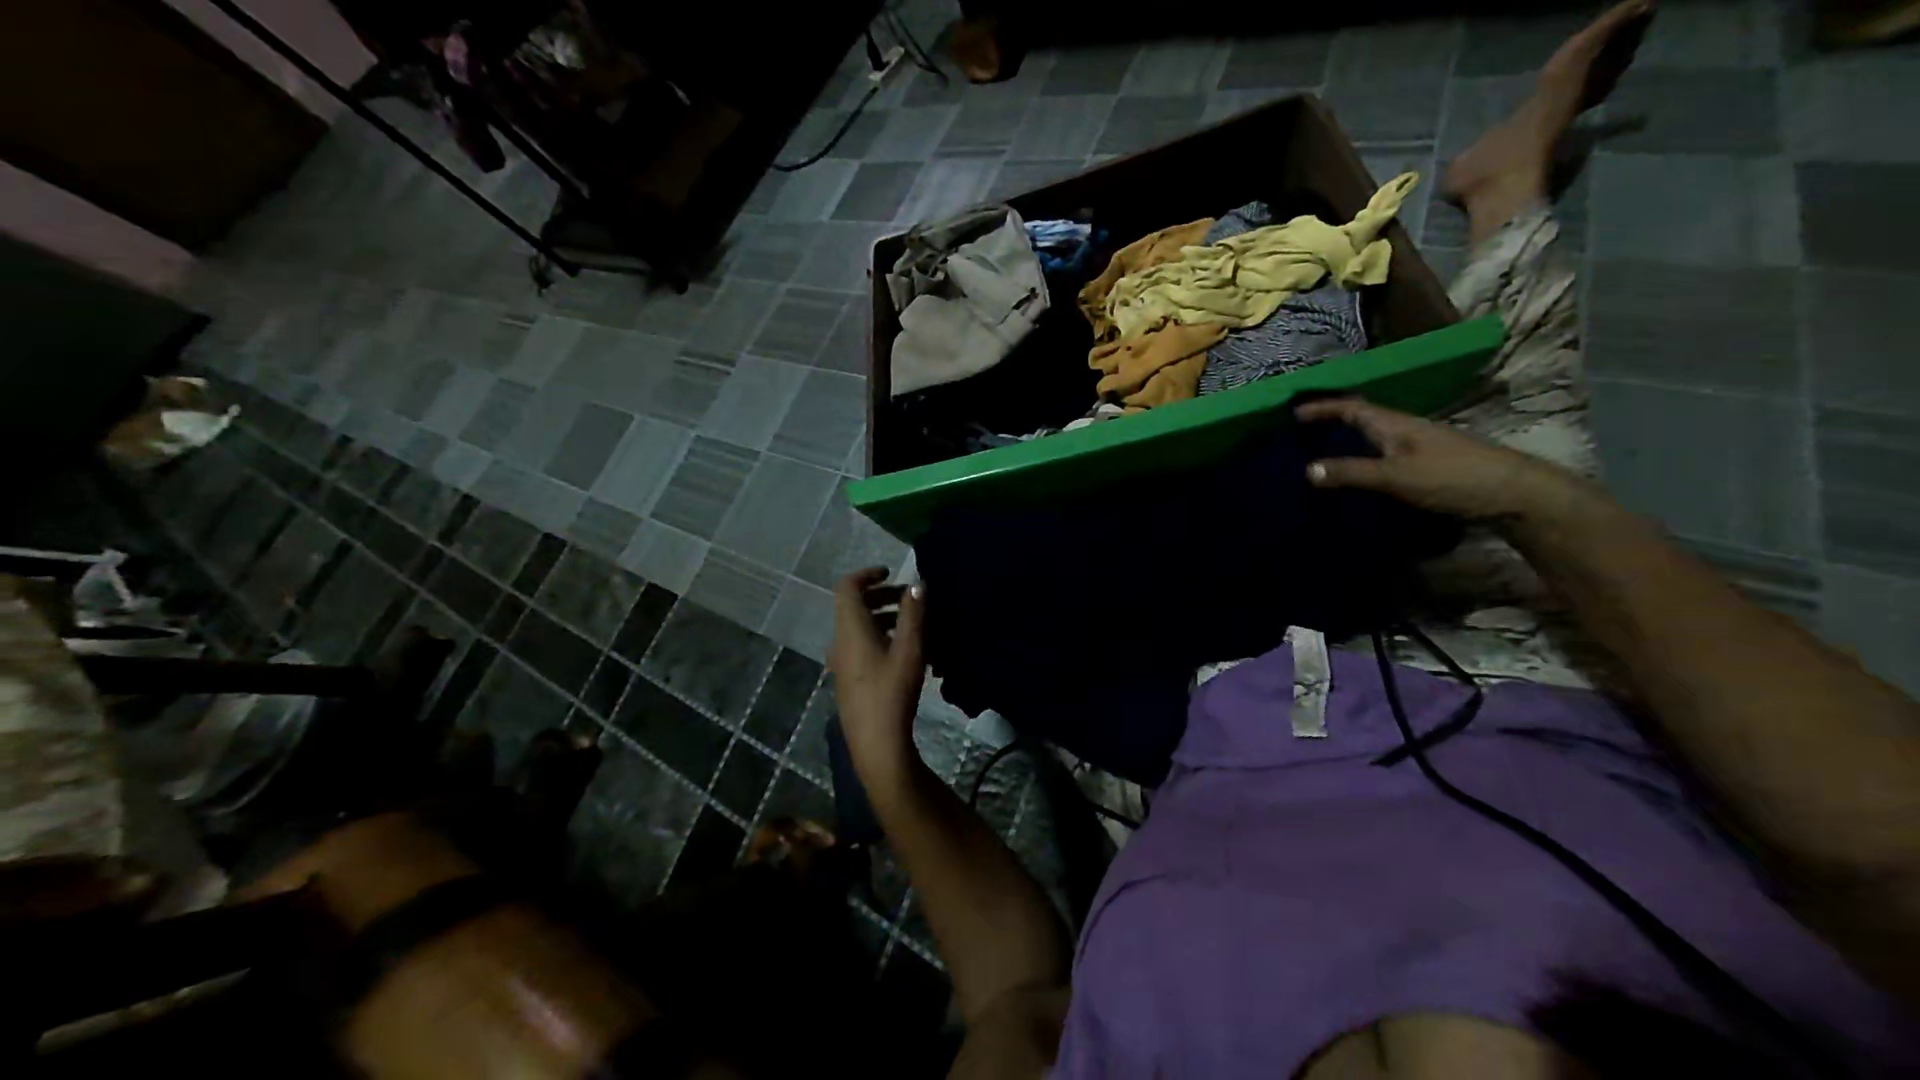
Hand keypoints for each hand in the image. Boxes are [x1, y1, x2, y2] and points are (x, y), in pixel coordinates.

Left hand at [830, 568, 926, 769]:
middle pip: (854, 606)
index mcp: (850, 629)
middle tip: (910, 600)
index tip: (892, 572)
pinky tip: (905, 654)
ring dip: (884, 618)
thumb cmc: (892, 692)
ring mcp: (841, 662)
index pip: (847, 587)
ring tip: (913, 627)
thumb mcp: (910, 650)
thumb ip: (914, 614)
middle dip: (882, 596)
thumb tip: (918, 583)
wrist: (876, 743)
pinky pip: (860, 646)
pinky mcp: (848, 680)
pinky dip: (880, 637)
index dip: (867, 574)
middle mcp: (840, 641)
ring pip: (859, 627)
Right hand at [1297, 398, 1589, 521]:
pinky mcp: (1428, 467)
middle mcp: (1405, 430)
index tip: (1293, 412)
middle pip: (1362, 420)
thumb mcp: (1395, 476)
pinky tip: (1356, 479)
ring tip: (1321, 457)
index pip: (1351, 407)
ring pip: (1374, 439)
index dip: (1323, 407)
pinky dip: (1364, 462)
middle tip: (1302, 435)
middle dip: (1331, 423)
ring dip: (1348, 444)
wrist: (1513, 494)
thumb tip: (1306, 470)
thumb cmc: (1452, 477)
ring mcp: (1419, 448)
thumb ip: (1351, 472)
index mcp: (1394, 424)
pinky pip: (1384, 458)